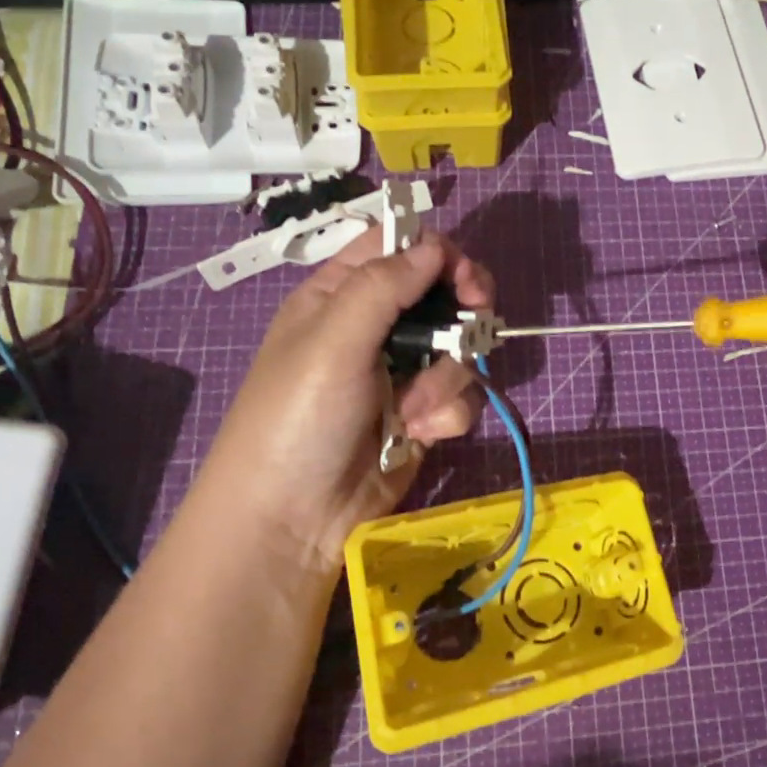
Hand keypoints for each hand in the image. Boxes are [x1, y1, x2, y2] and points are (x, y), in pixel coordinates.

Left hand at [188, 227, 494, 573]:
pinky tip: (422, 433)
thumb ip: (384, 287)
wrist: (293, 519)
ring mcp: (400, 375)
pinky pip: (459, 397)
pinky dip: (447, 413)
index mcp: (340, 296)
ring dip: (447, 377)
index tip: (466, 280)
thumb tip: (435, 248)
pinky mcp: (422, 416)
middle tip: (474, 325)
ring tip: (417, 408)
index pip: (397, 247)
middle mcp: (373, 329)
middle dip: (460, 313)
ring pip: (457, 348)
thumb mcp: (332, 341)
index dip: (437, 254)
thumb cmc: (299, 419)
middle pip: (440, 294)